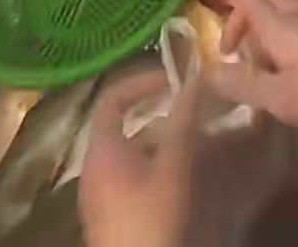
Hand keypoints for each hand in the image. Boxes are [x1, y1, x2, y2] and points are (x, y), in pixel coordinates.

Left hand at [79, 70, 199, 246]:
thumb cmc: (150, 220)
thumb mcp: (173, 165)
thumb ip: (184, 119)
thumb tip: (196, 77)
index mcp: (102, 151)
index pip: (112, 97)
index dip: (143, 81)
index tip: (174, 81)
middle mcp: (95, 167)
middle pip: (127, 123)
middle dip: (164, 111)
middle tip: (196, 108)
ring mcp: (102, 193)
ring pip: (136, 148)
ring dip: (167, 136)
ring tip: (201, 137)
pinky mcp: (113, 213)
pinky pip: (136, 171)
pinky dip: (161, 159)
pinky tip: (188, 169)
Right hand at [207, 0, 297, 130]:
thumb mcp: (281, 95)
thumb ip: (244, 83)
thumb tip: (206, 69)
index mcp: (280, 23)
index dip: (230, 16)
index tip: (225, 50)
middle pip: (267, 3)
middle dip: (249, 27)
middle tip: (243, 62)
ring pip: (287, 17)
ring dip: (270, 39)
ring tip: (267, 75)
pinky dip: (292, 47)